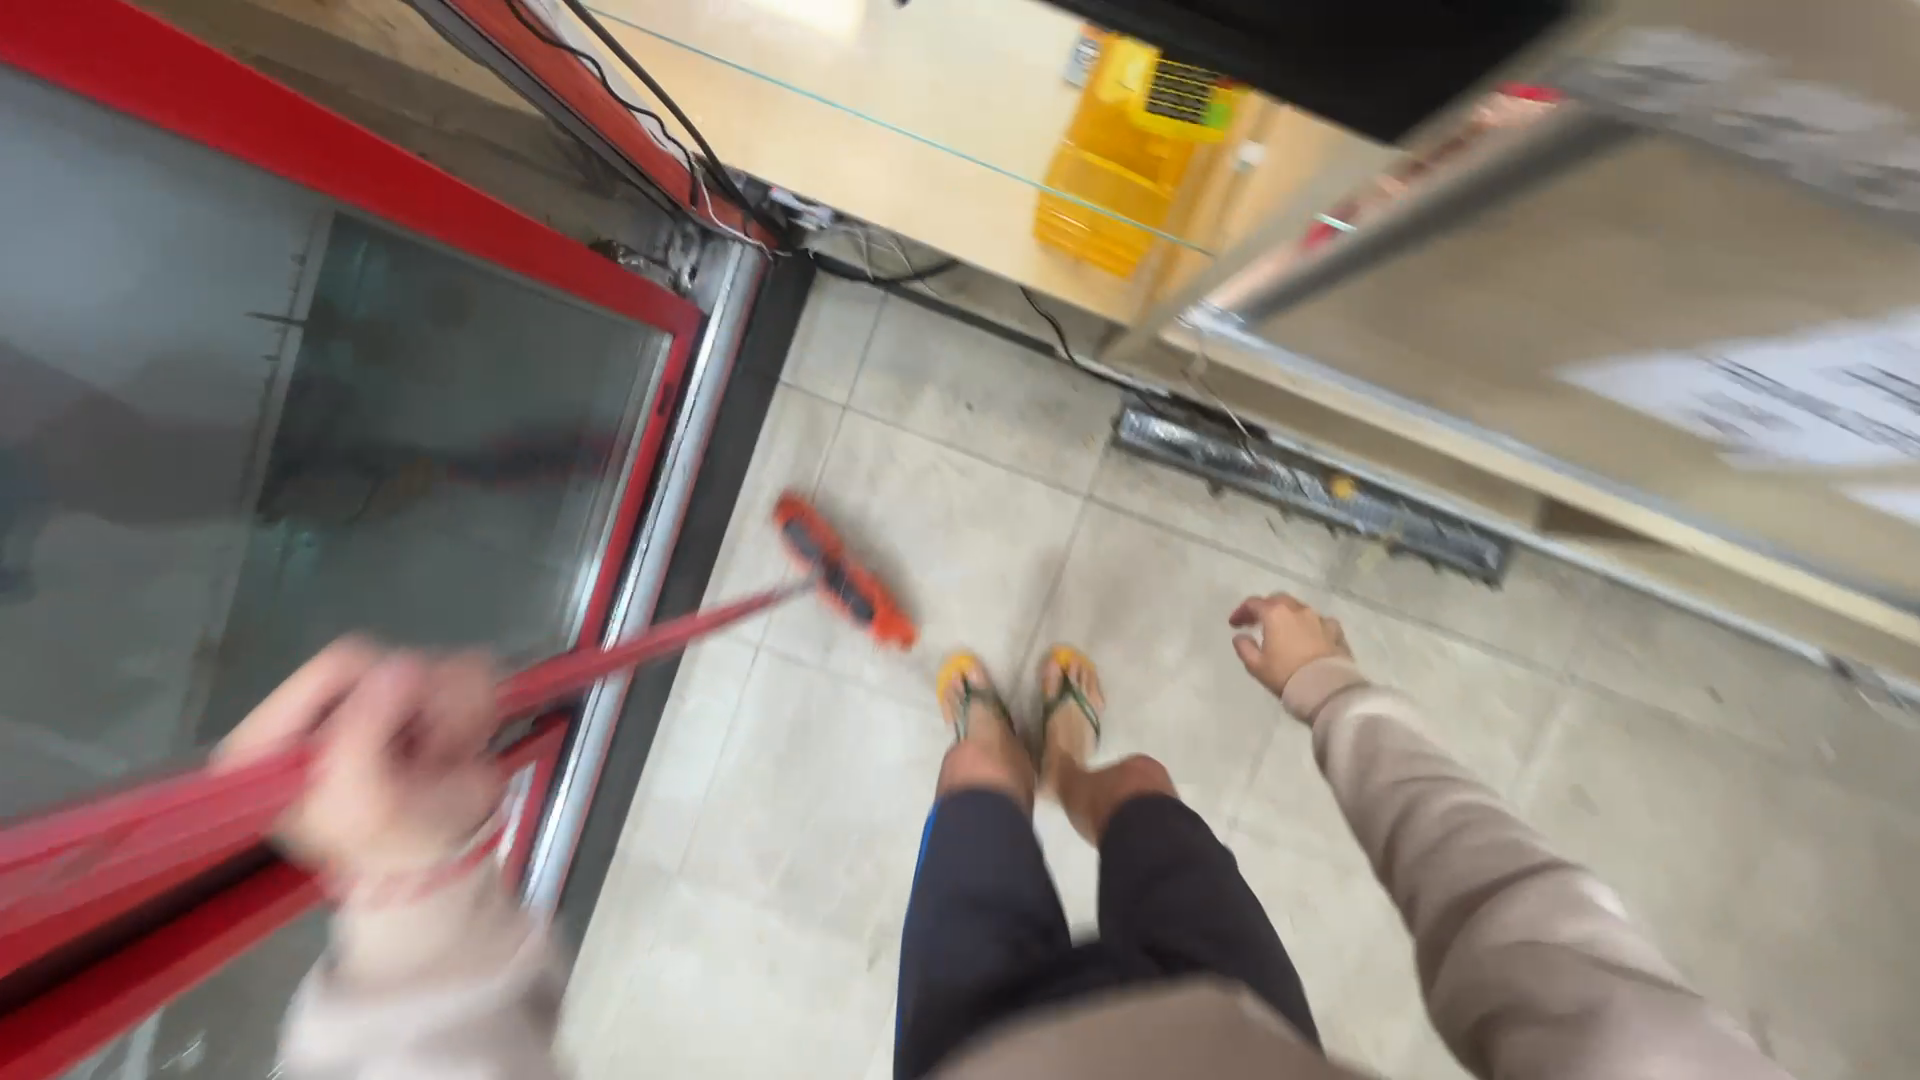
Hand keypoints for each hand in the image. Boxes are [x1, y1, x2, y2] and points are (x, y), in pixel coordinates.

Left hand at [213, 637, 504, 878]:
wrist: (449, 855)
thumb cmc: (396, 841)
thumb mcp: (365, 806)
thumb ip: (363, 738)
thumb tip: (398, 667)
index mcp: (280, 734)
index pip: (337, 669)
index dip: (381, 697)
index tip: (401, 739)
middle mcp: (329, 708)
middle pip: (397, 665)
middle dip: (427, 712)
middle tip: (430, 757)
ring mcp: (383, 698)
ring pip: (442, 668)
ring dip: (458, 717)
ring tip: (445, 759)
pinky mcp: (431, 695)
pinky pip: (472, 673)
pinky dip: (476, 713)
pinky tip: (460, 747)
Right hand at [1229, 593, 1351, 697]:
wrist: (1326, 689)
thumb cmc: (1286, 675)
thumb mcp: (1256, 665)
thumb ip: (1244, 647)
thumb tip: (1241, 637)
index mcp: (1275, 614)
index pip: (1253, 603)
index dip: (1241, 611)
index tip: (1234, 624)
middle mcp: (1298, 610)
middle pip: (1278, 599)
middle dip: (1265, 607)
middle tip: (1258, 622)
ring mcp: (1320, 619)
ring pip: (1300, 608)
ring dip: (1288, 615)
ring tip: (1284, 630)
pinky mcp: (1336, 631)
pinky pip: (1320, 622)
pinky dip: (1311, 625)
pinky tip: (1309, 636)